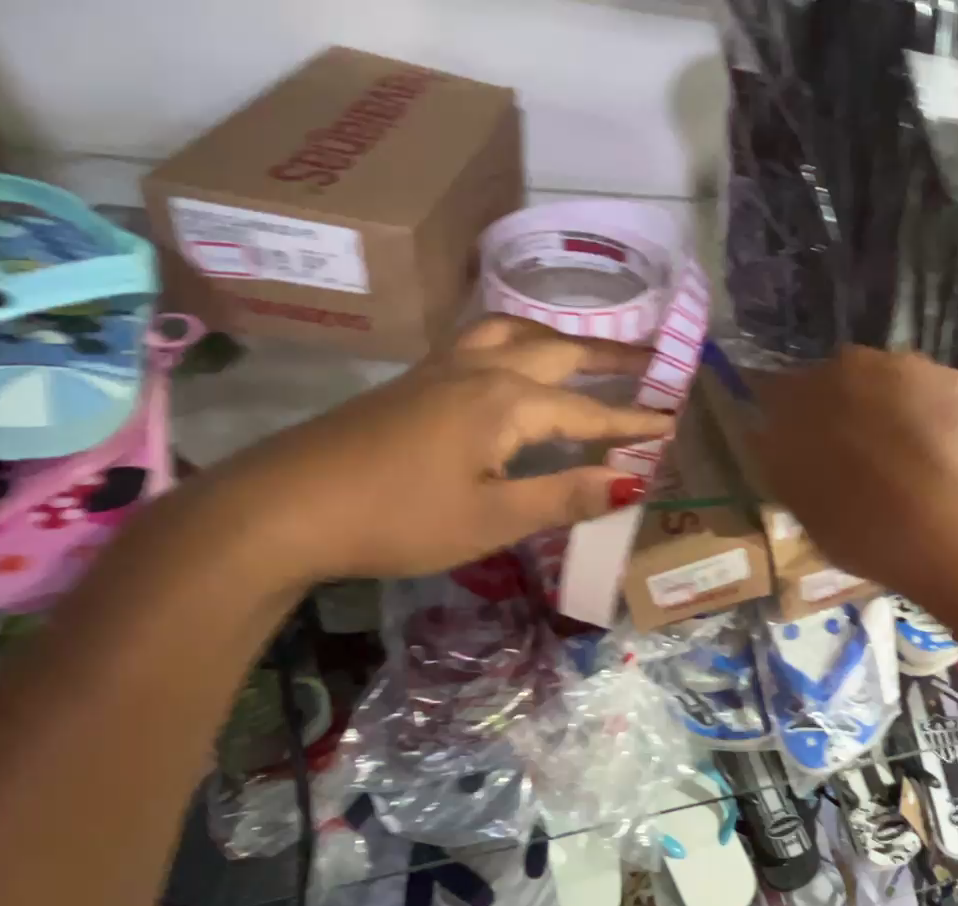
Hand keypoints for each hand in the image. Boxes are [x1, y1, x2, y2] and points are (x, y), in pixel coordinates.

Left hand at [222, 316, 672, 581]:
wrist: (283, 508)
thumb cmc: (398, 518)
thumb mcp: (493, 519)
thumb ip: (566, 497)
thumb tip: (633, 484)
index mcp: (505, 402)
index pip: (588, 410)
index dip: (633, 421)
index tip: (674, 421)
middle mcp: (478, 371)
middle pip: (557, 351)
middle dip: (610, 357)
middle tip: (651, 363)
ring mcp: (438, 371)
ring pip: (511, 334)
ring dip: (557, 339)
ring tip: (583, 352)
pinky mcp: (411, 384)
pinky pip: (479, 343)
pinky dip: (516, 343)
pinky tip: (511, 365)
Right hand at [746, 348, 957, 609]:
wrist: (957, 535)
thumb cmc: (867, 534)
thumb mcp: (806, 514)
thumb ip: (782, 466)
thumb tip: (771, 439)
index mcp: (798, 397)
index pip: (778, 392)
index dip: (787, 420)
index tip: (798, 448)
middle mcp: (848, 365)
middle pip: (835, 381)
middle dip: (841, 411)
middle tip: (855, 460)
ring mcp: (907, 367)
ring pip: (887, 382)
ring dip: (888, 410)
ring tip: (905, 462)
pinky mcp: (956, 379)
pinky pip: (930, 393)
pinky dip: (931, 416)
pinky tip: (941, 456)